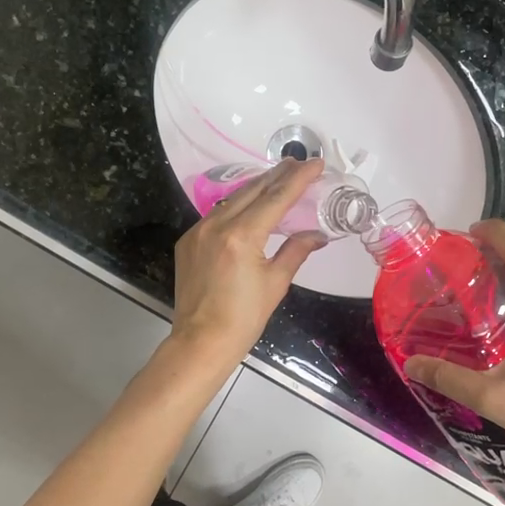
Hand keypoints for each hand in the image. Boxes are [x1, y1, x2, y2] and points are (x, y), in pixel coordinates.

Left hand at [170, 159, 329, 361]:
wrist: (201, 342)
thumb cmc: (244, 318)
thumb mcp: (276, 283)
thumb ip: (296, 251)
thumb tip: (316, 234)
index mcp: (242, 236)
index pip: (276, 198)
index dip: (298, 178)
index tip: (315, 163)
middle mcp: (217, 226)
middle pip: (253, 190)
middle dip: (278, 175)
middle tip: (299, 163)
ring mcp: (198, 232)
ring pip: (232, 200)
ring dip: (256, 188)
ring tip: (278, 179)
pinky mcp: (187, 242)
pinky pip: (216, 216)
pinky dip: (236, 207)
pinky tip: (249, 207)